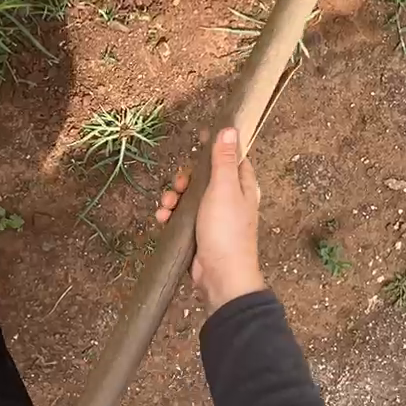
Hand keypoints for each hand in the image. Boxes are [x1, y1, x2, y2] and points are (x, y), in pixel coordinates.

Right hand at [157, 127, 265, 310]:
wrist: (221, 276)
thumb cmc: (226, 230)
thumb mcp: (224, 189)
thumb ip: (224, 159)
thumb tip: (230, 129)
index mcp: (242, 185)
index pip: (232, 157)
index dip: (217, 147)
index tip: (200, 138)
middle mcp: (229, 199)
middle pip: (204, 176)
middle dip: (186, 178)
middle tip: (179, 184)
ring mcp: (213, 217)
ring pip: (189, 196)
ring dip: (174, 198)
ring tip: (167, 207)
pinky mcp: (199, 232)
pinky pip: (181, 216)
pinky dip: (171, 215)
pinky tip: (163, 219)